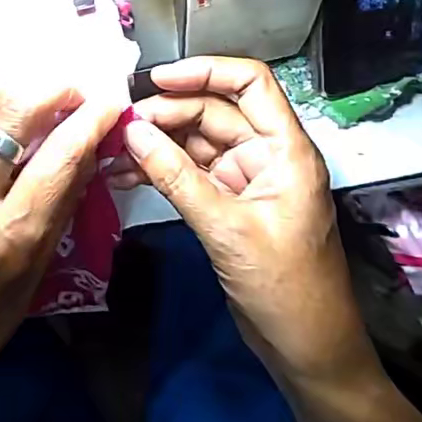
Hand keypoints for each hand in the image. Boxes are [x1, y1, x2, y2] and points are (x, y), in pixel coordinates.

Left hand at [0, 75, 120, 401]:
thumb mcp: (40, 264)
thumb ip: (63, 197)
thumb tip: (88, 138)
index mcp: (8, 236)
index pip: (58, 157)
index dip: (89, 119)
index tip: (105, 98)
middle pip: (7, 117)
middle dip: (46, 89)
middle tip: (64, 87)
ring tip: (14, 85)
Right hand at [113, 57, 379, 389]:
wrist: (305, 350)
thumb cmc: (285, 288)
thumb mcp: (227, 229)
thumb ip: (176, 177)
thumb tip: (132, 132)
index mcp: (285, 149)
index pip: (250, 84)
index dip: (205, 71)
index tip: (157, 79)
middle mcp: (266, 155)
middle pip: (213, 111)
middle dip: (166, 115)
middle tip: (122, 128)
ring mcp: (244, 178)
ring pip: (195, 141)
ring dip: (157, 143)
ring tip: (116, 152)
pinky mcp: (227, 202)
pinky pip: (188, 172)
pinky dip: (160, 170)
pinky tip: (128, 174)